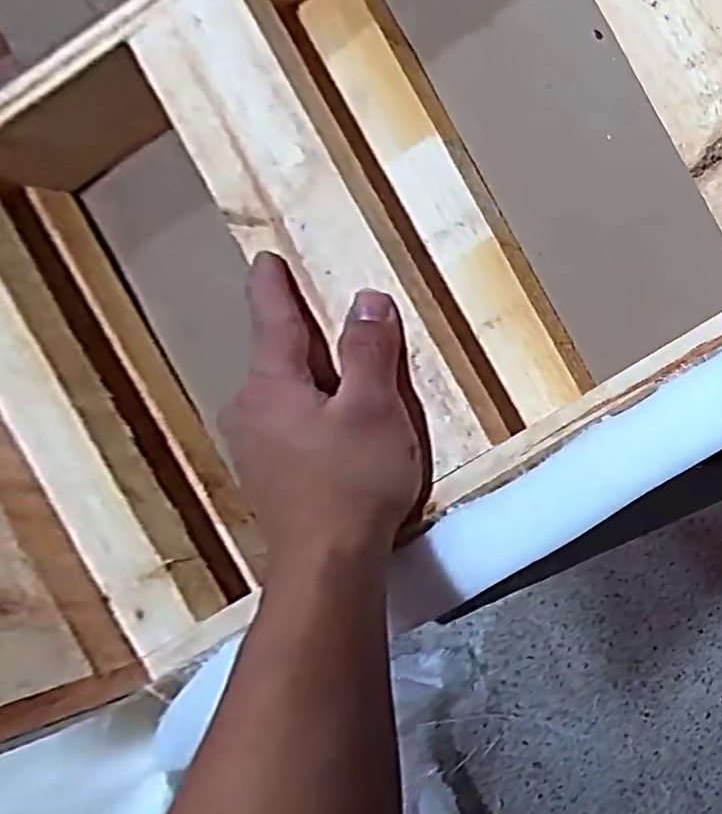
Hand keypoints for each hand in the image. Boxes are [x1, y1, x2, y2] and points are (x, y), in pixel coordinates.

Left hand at [218, 254, 425, 574]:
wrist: (329, 552)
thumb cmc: (356, 475)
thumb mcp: (375, 407)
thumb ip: (371, 353)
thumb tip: (367, 300)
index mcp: (275, 387)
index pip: (274, 326)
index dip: (274, 291)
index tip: (266, 261)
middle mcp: (254, 409)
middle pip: (280, 359)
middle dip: (302, 335)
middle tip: (322, 312)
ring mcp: (259, 442)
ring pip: (288, 391)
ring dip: (315, 373)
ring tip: (345, 368)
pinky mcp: (276, 468)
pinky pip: (296, 418)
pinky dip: (319, 403)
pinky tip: (342, 418)